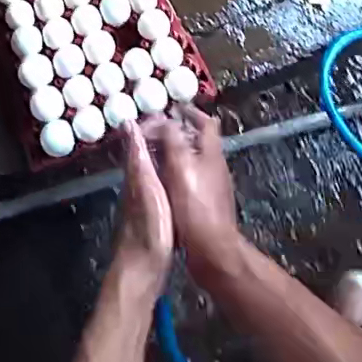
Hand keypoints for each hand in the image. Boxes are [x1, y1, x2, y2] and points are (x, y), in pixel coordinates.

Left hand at [112, 120, 173, 295]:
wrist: (143, 274)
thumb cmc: (148, 230)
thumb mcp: (146, 189)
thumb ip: (138, 158)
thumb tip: (127, 122)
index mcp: (135, 176)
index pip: (138, 144)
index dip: (147, 128)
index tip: (163, 114)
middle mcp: (136, 186)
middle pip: (144, 156)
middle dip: (156, 141)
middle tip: (175, 126)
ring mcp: (143, 203)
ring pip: (151, 171)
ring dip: (161, 158)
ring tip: (178, 146)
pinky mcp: (152, 217)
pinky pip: (158, 187)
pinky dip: (165, 176)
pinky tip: (175, 179)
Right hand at [143, 105, 242, 277]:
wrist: (213, 252)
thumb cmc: (195, 206)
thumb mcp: (180, 166)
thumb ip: (171, 139)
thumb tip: (161, 119)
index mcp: (211, 152)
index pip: (205, 121)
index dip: (188, 112)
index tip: (168, 110)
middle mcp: (213, 164)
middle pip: (196, 139)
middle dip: (174, 132)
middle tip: (150, 132)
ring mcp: (211, 185)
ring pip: (190, 159)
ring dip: (171, 153)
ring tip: (148, 153)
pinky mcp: (204, 203)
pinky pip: (187, 177)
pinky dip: (172, 173)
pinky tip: (156, 181)